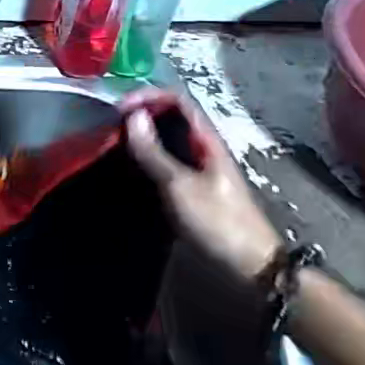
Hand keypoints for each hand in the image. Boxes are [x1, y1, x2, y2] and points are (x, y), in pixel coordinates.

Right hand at [123, 88, 282, 284]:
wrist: (252, 268)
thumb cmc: (218, 222)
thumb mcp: (181, 187)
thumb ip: (155, 153)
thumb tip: (132, 115)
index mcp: (207, 139)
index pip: (177, 100)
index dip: (149, 96)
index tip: (120, 108)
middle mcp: (204, 147)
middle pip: (172, 118)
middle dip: (143, 115)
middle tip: (112, 125)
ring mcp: (200, 169)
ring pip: (169, 141)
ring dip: (144, 137)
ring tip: (115, 144)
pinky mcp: (195, 189)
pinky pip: (168, 163)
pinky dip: (149, 159)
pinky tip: (131, 169)